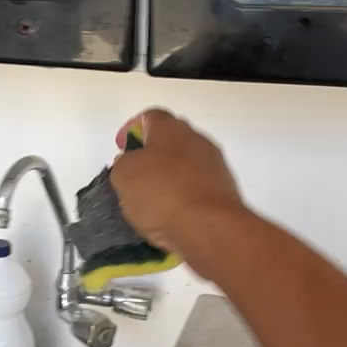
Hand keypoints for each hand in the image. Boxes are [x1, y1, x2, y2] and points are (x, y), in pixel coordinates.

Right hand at [108, 109, 246, 257]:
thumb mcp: (124, 175)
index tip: (121, 147)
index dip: (131, 130)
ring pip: (185, 166)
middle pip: (169, 141)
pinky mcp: (225, 192)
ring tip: (151, 202)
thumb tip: (130, 163)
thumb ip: (123, 162)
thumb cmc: (163, 195)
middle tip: (134, 176)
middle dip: (150, 156)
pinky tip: (171, 216)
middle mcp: (197, 140)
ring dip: (168, 178)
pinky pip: (197, 189)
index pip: (149, 117)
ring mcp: (215, 166)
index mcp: (171, 128)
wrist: (210, 229)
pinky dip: (183, 198)